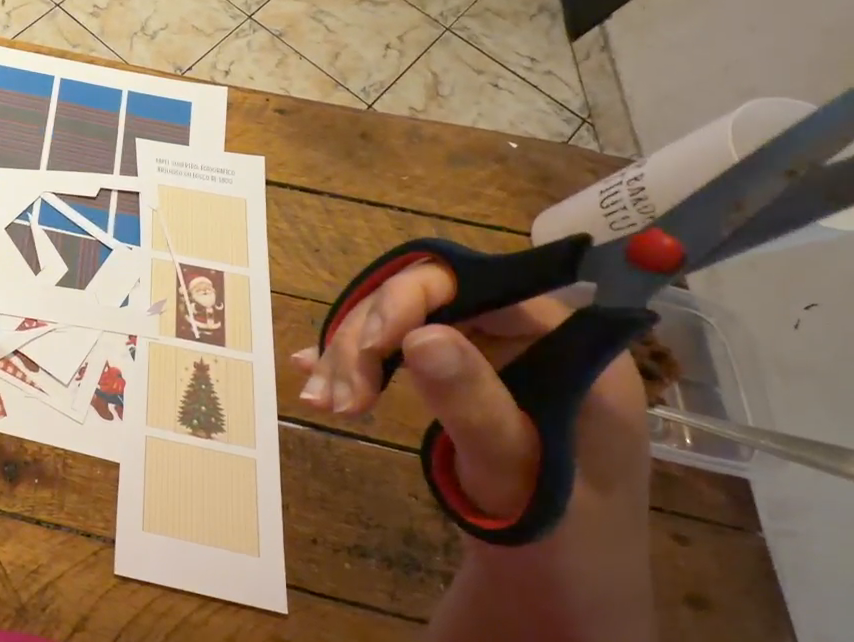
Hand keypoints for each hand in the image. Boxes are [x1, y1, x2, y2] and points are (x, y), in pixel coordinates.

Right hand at [292, 263, 653, 639]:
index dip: (408, 299)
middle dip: (367, 337)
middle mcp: (527, 335)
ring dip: (351, 355)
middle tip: (335, 394)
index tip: (367, 346)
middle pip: (425, 299)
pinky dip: (354, 363)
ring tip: (322, 402)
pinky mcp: (461, 374)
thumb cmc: (561, 540)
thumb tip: (419, 336)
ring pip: (400, 322)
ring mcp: (492, 353)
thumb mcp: (518, 474)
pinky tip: (313, 374)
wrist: (560, 591)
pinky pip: (398, 348)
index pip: (475, 284)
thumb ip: (474, 404)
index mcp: (564, 342)